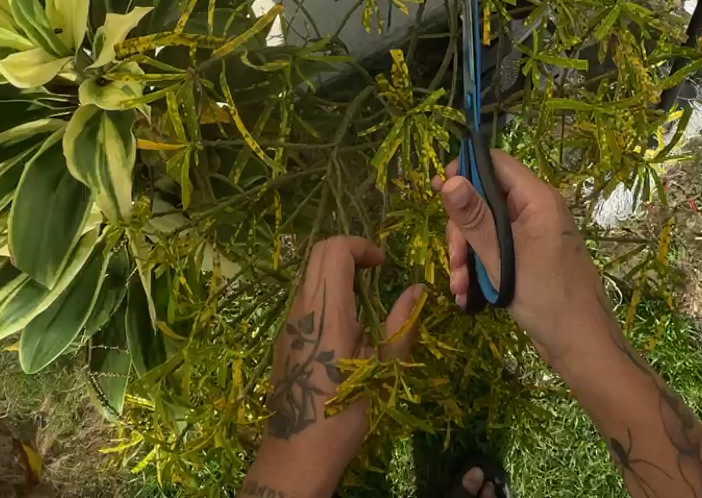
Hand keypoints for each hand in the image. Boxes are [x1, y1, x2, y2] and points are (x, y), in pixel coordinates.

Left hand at [242, 236, 425, 497]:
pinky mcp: (284, 337)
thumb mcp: (382, 370)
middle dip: (349, 251)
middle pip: (319, 253)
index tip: (383, 265)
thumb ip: (401, 324)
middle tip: (374, 272)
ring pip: (310, 273)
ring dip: (336, 271)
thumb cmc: (345, 413)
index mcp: (328, 311)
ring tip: (363, 299)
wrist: (296, 455)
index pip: (335, 249)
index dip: (361, 246)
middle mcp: (303, 308)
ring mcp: (289, 322)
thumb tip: (418, 289)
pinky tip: (345, 326)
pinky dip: (326, 291)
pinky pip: (305, 296)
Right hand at [439, 151, 616, 377]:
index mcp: (537, 198)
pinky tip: (467, 291)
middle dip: (463, 228)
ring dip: (467, 252)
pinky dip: (480, 264)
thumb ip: (474, 217)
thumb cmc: (547, 298)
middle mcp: (535, 208)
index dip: (464, 171)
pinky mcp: (529, 254)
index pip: (495, 162)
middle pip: (485, 197)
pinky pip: (497, 246)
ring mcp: (533, 232)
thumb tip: (449, 180)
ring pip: (486, 226)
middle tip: (454, 258)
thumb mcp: (502, 258)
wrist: (582, 346)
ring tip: (459, 285)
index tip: (439, 193)